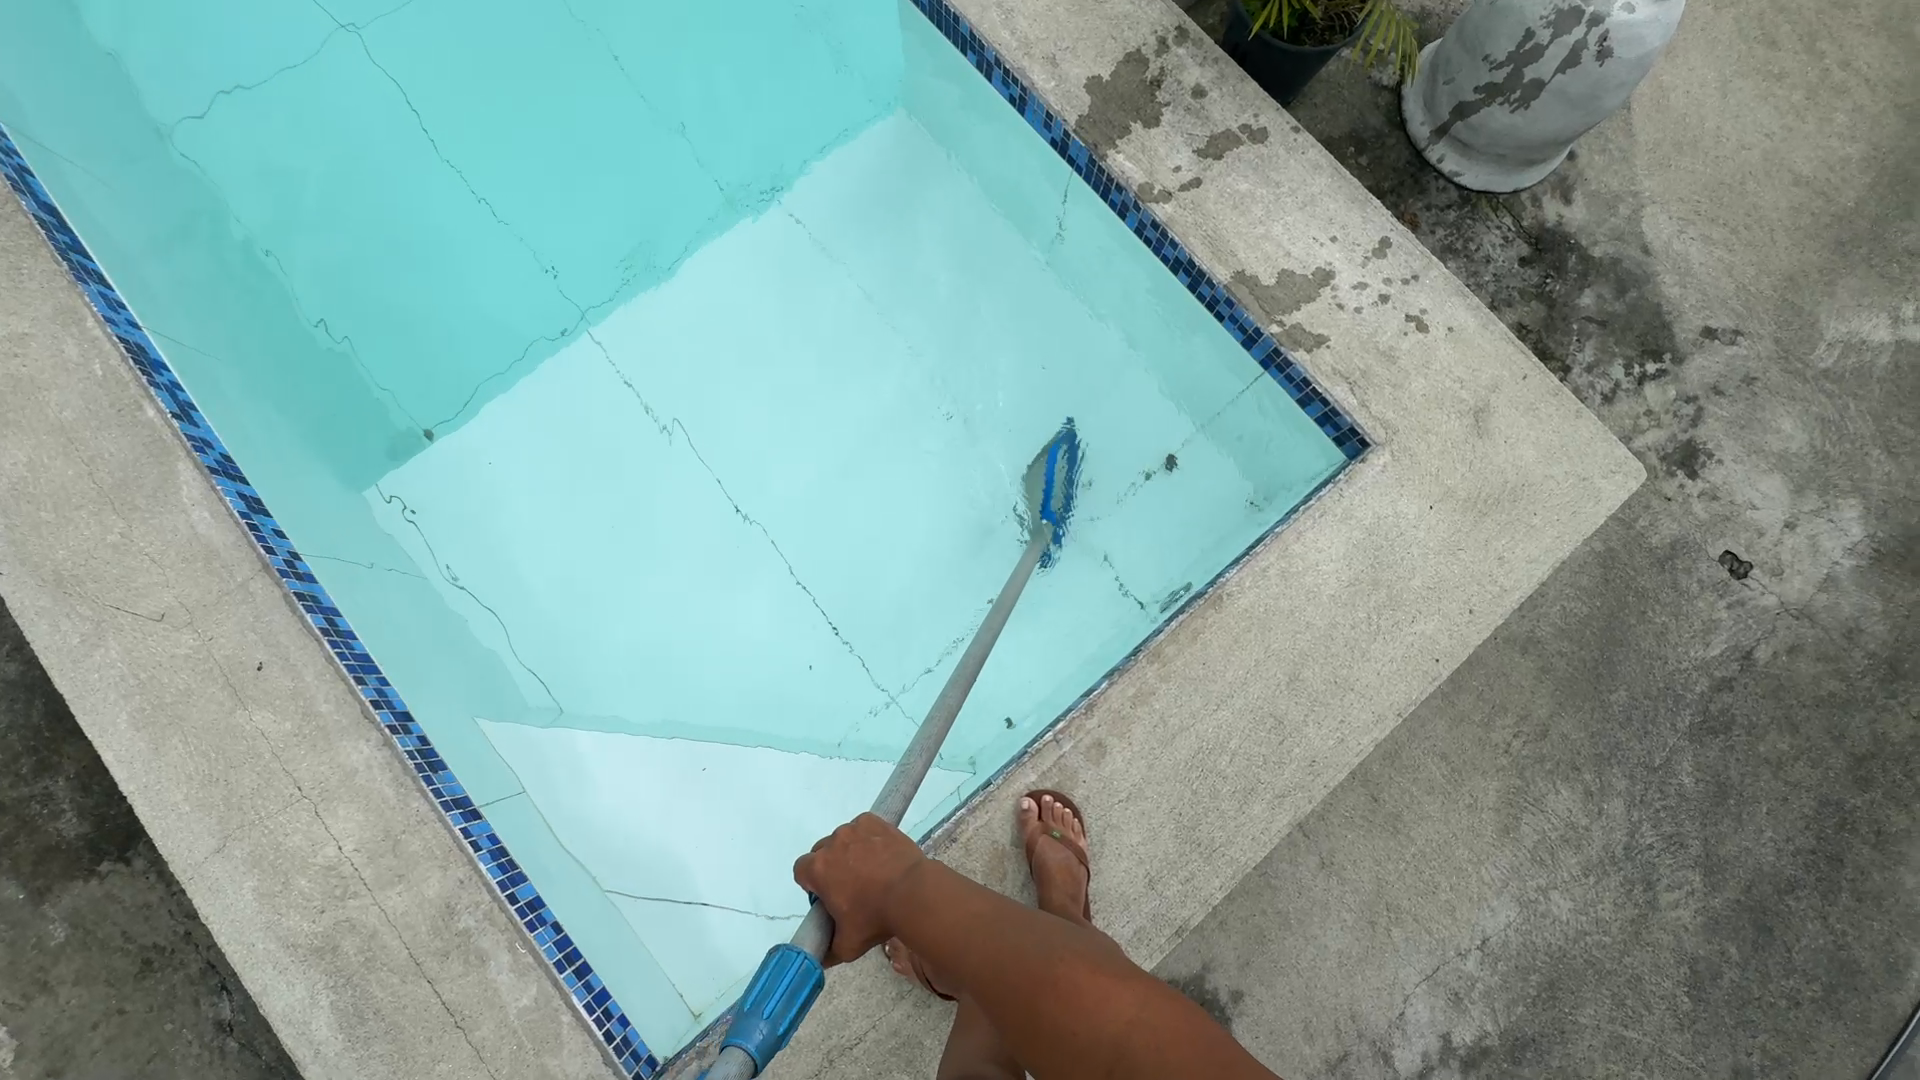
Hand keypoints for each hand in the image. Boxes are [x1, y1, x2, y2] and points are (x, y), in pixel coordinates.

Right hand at [793, 813, 928, 965]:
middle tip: (852, 886)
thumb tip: (820, 959)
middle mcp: (832, 843)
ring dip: (852, 851)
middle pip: (823, 852)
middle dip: (832, 866)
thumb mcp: (848, 945)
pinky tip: (882, 853)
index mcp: (818, 869)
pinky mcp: (874, 821)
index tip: (828, 895)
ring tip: (872, 870)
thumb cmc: (876, 917)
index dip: (813, 883)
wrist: (913, 892)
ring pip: (844, 839)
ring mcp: (855, 829)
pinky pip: (864, 827)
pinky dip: (869, 837)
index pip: (802, 870)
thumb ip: (828, 952)